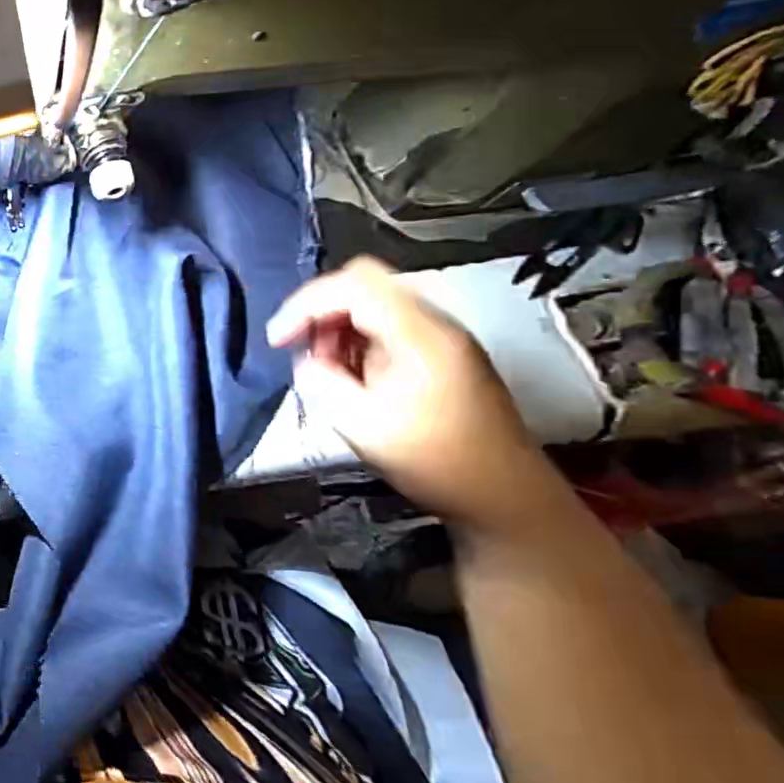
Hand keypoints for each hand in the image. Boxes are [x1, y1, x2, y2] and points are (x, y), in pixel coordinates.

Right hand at [266, 256, 557, 524]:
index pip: (354, 285)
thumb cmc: (438, 463)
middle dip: (319, 313)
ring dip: (336, 329)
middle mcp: (434, 325)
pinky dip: (355, 342)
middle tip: (298, 351)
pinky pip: (386, 329)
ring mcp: (439, 339)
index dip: (305, 304)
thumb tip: (305, 362)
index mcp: (421, 335)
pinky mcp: (438, 356)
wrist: (506, 497)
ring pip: (373, 305)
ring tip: (322, 371)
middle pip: (363, 286)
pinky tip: (347, 377)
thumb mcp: (365, 427)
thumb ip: (325, 384)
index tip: (277, 340)